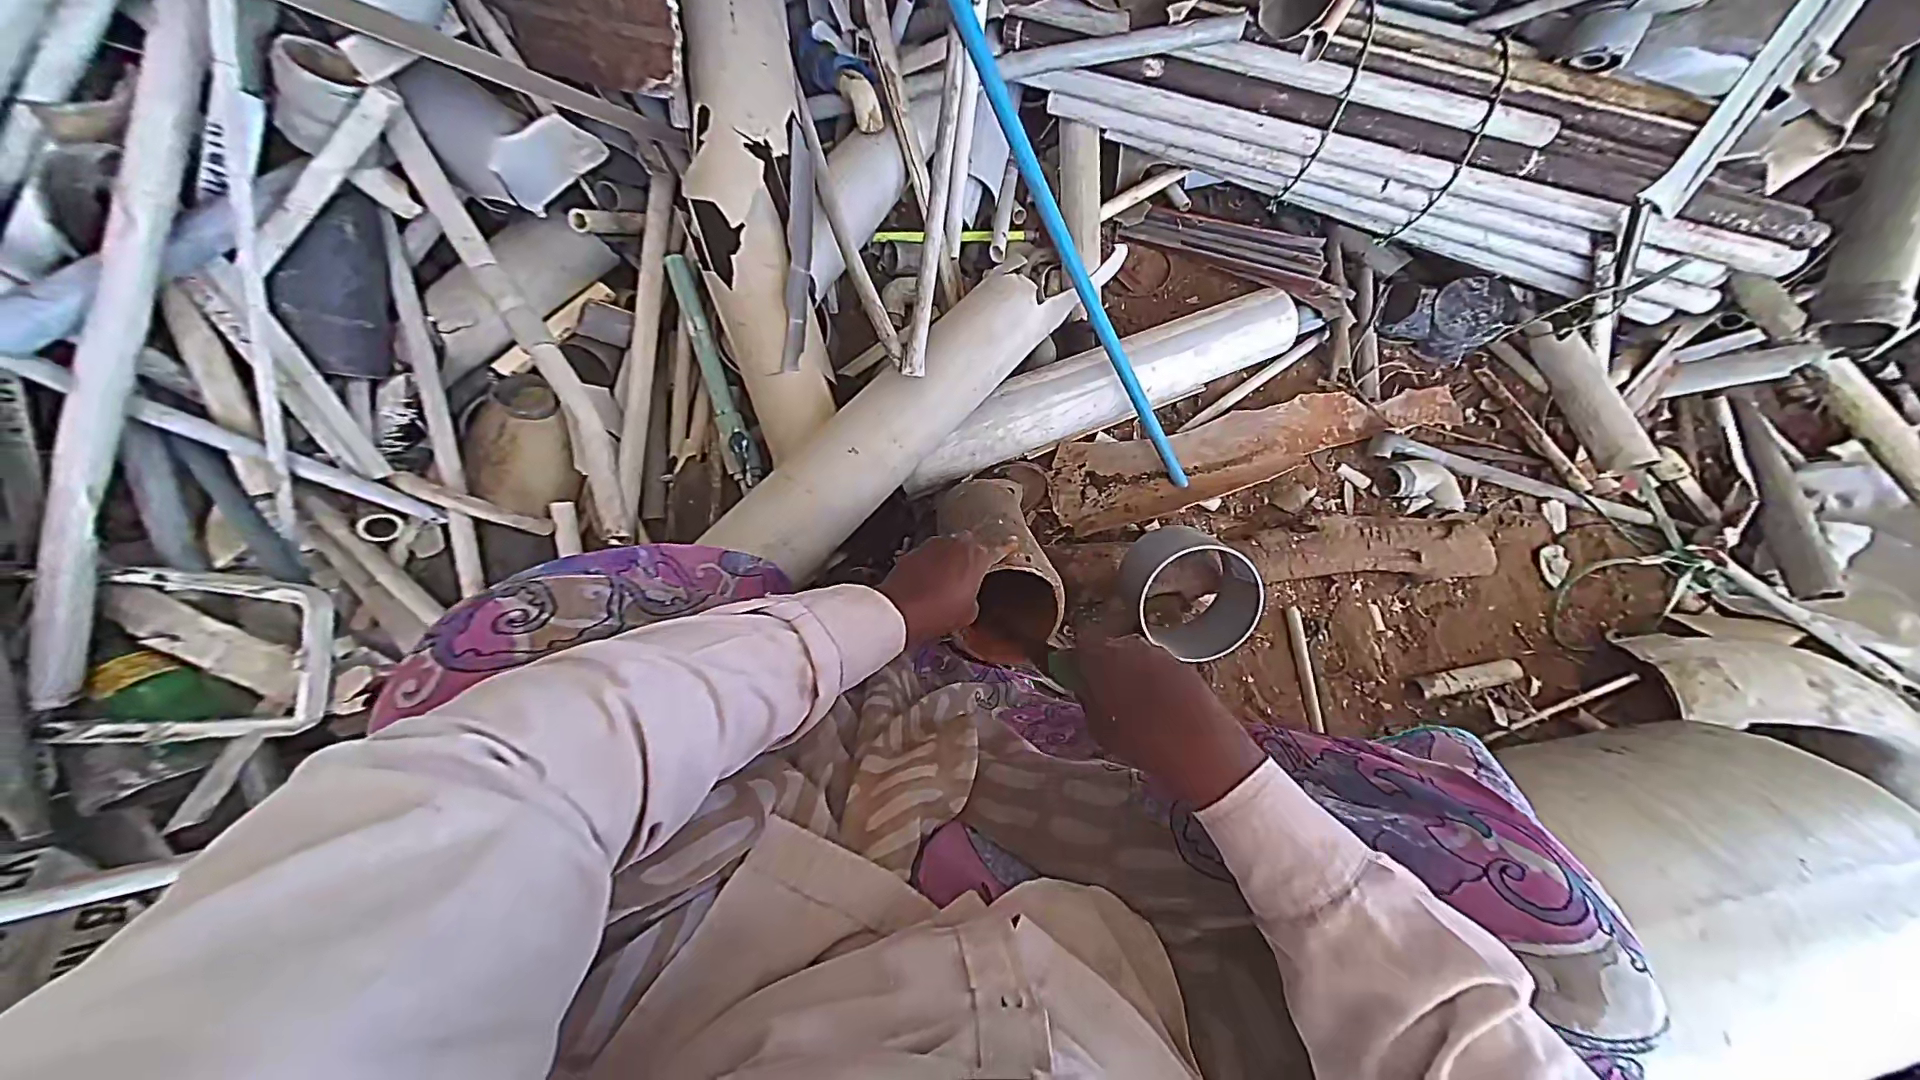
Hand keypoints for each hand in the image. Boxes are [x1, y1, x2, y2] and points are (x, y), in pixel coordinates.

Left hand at [878, 533, 998, 647]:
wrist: (900, 610)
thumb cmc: (938, 612)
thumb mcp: (969, 613)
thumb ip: (974, 596)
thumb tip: (968, 596)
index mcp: (978, 557)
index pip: (998, 550)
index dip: (1006, 549)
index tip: (1011, 545)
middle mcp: (957, 544)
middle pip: (971, 544)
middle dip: (971, 556)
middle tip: (969, 574)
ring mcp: (933, 544)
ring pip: (948, 547)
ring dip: (949, 559)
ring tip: (946, 580)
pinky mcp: (914, 550)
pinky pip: (929, 555)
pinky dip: (931, 564)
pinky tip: (928, 581)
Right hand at [1076, 634, 1265, 807]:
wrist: (1202, 748)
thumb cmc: (1141, 741)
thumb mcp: (1099, 728)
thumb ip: (1087, 699)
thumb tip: (1085, 688)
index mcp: (1101, 655)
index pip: (1079, 643)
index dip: (1076, 658)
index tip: (1075, 675)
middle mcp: (1130, 645)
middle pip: (1109, 646)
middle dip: (1104, 664)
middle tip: (1103, 692)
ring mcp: (1160, 652)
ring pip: (1136, 656)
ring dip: (1131, 671)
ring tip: (1134, 703)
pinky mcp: (1184, 665)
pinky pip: (1158, 667)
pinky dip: (1155, 680)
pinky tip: (1159, 706)